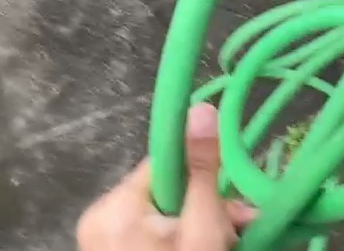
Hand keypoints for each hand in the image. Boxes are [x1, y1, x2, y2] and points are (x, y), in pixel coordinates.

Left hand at [77, 103, 257, 250]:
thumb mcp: (202, 230)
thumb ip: (203, 170)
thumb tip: (203, 107)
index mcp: (112, 208)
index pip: (168, 162)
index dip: (205, 175)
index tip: (234, 199)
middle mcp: (101, 222)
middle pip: (172, 190)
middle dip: (212, 207)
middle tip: (241, 228)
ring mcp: (106, 246)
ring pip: (170, 215)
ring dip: (206, 226)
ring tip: (233, 241)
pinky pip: (159, 236)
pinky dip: (188, 240)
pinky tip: (214, 246)